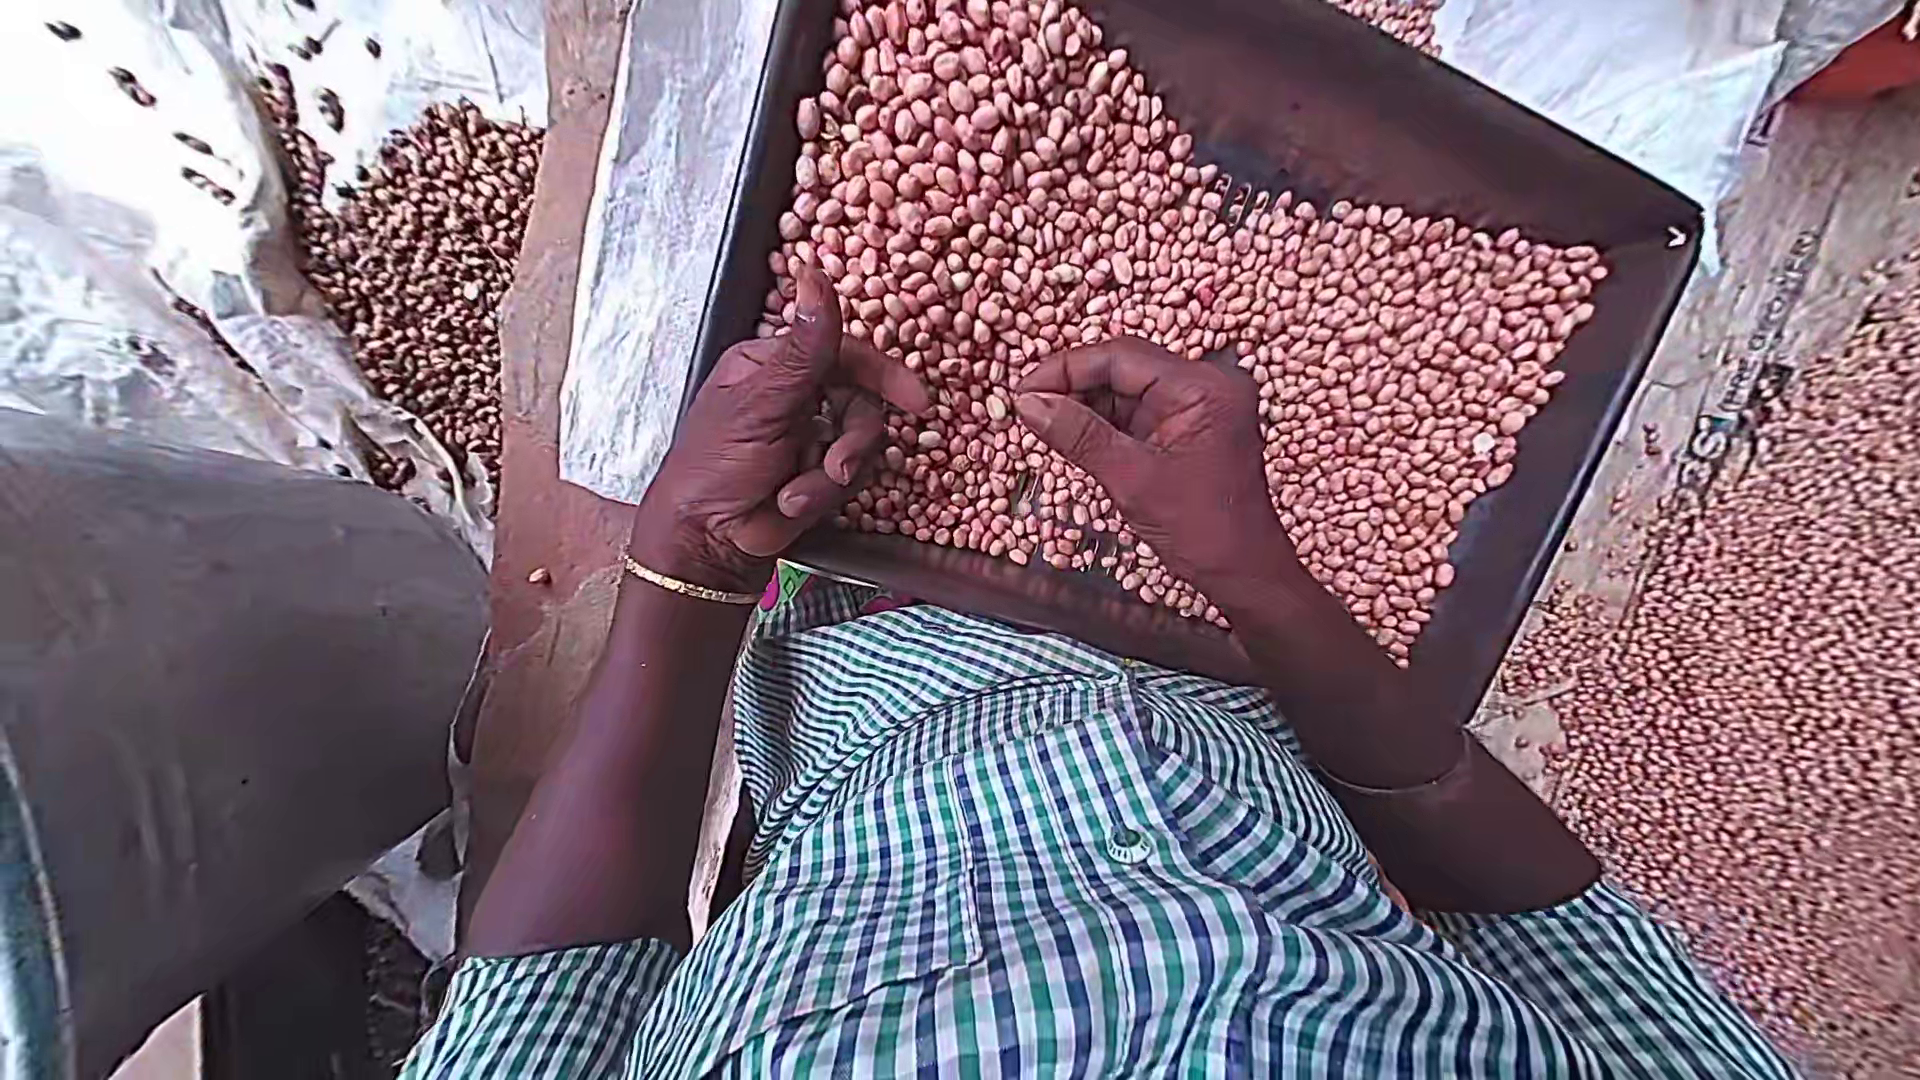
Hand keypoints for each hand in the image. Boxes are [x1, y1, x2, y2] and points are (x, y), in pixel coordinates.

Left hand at [629, 263, 930, 592]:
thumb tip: (815, 276)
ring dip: (831, 475)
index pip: (843, 354)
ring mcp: (812, 436)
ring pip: (861, 444)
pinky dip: (824, 494)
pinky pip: (852, 476)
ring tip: (796, 495)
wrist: (706, 541)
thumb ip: (802, 350)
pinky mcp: (821, 473)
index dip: (883, 375)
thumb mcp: (760, 406)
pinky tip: (791, 504)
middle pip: (861, 403)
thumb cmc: (714, 468)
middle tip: (837, 467)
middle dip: (851, 441)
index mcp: (774, 365)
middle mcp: (798, 396)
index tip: (916, 400)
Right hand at [1014, 336, 1292, 597]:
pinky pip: (1134, 414)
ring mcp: (1195, 408)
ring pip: (1125, 390)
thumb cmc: (1200, 530)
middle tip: (1026, 406)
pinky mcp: (1185, 430)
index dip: (1064, 368)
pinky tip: (1069, 434)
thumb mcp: (1130, 479)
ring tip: (1041, 421)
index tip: (1023, 390)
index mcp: (1202, 388)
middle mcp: (1203, 386)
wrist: (1243, 572)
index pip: (1121, 356)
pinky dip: (1100, 424)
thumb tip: (1027, 404)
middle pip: (1123, 367)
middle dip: (1071, 385)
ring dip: (1082, 405)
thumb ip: (1078, 435)